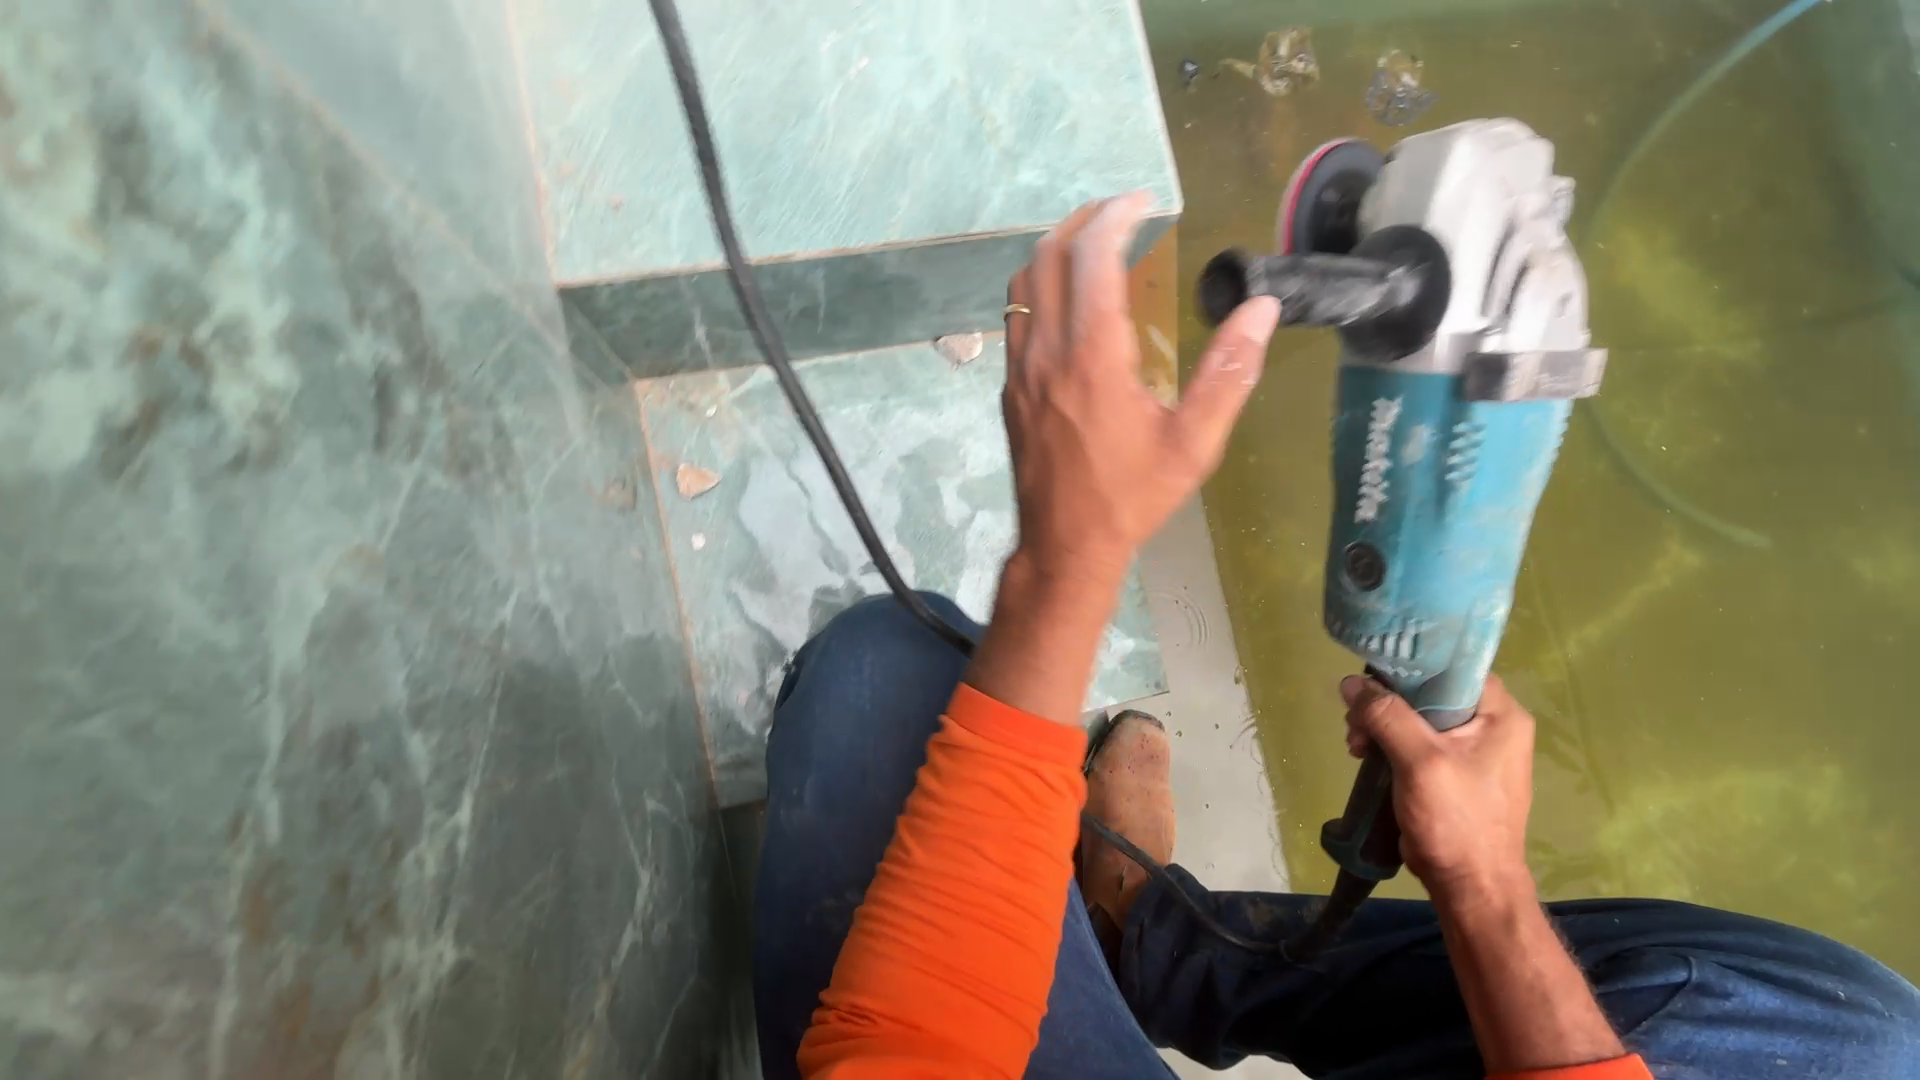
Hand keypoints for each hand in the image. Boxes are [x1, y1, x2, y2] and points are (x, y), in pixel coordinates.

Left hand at [1002, 192, 1281, 588]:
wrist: (1064, 543)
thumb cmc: (1131, 497)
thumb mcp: (1193, 445)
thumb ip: (1228, 374)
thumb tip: (1261, 309)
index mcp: (1093, 358)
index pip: (1093, 258)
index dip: (1117, 216)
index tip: (1145, 202)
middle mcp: (1047, 353)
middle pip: (1048, 257)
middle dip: (1084, 220)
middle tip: (1121, 211)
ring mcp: (1019, 370)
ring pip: (1024, 285)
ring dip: (1055, 249)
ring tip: (1093, 243)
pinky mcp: (1009, 389)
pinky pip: (1016, 318)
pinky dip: (1040, 287)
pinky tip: (1068, 299)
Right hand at [1341, 674, 1534, 903]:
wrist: (1469, 885)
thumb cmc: (1457, 820)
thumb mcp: (1419, 761)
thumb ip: (1386, 716)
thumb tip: (1351, 683)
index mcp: (1501, 715)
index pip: (1454, 667)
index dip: (1411, 666)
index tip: (1373, 677)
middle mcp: (1491, 726)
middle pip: (1428, 691)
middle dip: (1385, 703)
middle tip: (1357, 722)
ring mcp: (1471, 749)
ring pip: (1415, 716)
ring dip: (1380, 725)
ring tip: (1357, 744)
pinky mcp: (1451, 770)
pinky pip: (1414, 740)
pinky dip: (1387, 743)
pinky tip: (1365, 755)